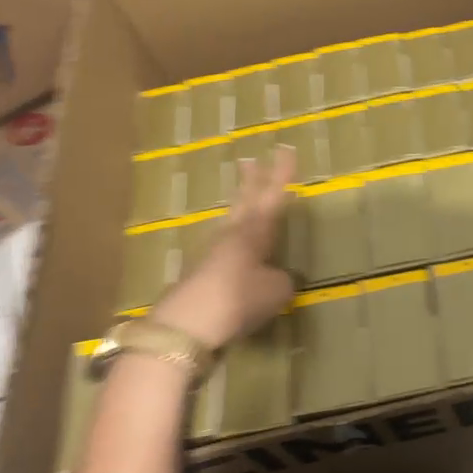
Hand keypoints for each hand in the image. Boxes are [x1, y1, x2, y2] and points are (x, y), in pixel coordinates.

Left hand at [150, 146, 296, 350]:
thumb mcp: (276, 291)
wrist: (187, 323)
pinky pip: (221, 249)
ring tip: (243, 200)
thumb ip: (282, 280)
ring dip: (238, 208)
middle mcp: (232, 235)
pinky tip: (232, 247)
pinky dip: (231, 241)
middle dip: (251, 181)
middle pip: (244, 201)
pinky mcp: (199, 274)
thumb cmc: (239, 298)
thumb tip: (278, 278)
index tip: (285, 149)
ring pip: (230, 221)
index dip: (281, 175)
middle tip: (250, 160)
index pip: (272, 196)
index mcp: (254, 231)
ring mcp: (211, 253)